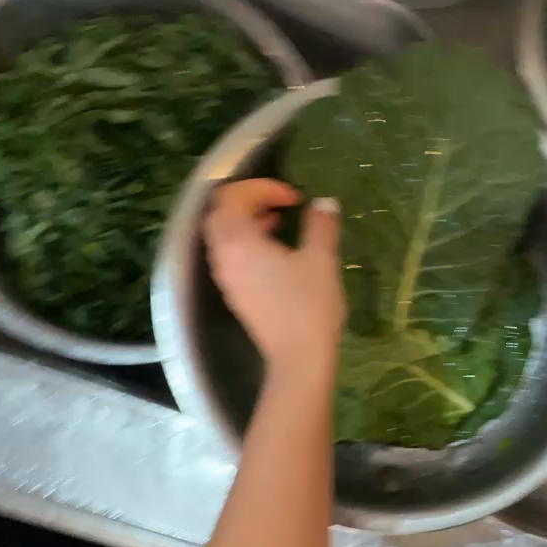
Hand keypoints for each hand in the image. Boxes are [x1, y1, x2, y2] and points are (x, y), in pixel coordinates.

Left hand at [203, 179, 344, 386]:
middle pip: (222, 213)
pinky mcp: (235, 294)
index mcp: (237, 238)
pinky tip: (275, 256)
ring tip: (279, 227)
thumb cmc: (310, 306)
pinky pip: (232, 256)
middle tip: (281, 206)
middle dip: (250, 201)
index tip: (294, 198)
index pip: (234, 196)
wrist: (299, 358)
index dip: (263, 188)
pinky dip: (249, 245)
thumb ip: (321, 226)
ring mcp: (226, 276)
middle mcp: (222, 254)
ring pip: (225, 236)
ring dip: (248, 223)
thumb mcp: (321, 261)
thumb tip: (324, 204)